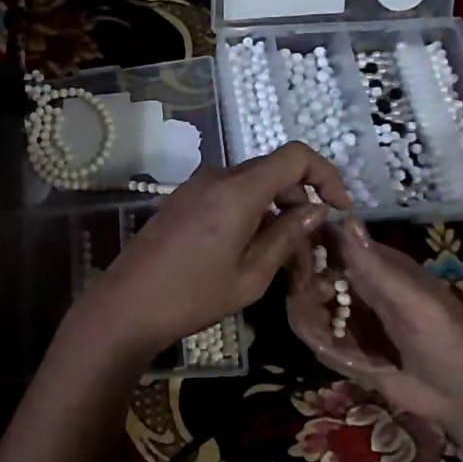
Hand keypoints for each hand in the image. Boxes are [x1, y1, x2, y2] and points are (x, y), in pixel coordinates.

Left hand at [72, 143, 352, 354]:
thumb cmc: (191, 297)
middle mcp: (214, 178)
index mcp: (237, 191)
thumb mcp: (250, 276)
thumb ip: (285, 237)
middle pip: (271, 169)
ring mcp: (191, 188)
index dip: (325, 174)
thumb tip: (315, 210)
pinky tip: (246, 246)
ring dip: (272, 206)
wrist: (125, 306)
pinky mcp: (177, 202)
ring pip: (247, 183)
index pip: (295, 156)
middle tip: (309, 241)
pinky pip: (223, 193)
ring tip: (280, 250)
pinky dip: (246, 209)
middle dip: (299, 197)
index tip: (337, 207)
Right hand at [286, 220, 462, 424]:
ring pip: (312, 312)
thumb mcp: (414, 302)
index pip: (331, 245)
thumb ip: (375, 267)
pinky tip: (353, 363)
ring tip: (350, 350)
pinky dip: (328, 351)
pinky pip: (321, 341)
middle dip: (308, 297)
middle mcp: (360, 289)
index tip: (293, 261)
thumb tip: (345, 220)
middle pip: (313, 281)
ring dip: (318, 329)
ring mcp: (352, 319)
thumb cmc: (448, 341)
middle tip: (321, 317)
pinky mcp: (349, 347)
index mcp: (379, 267)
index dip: (309, 249)